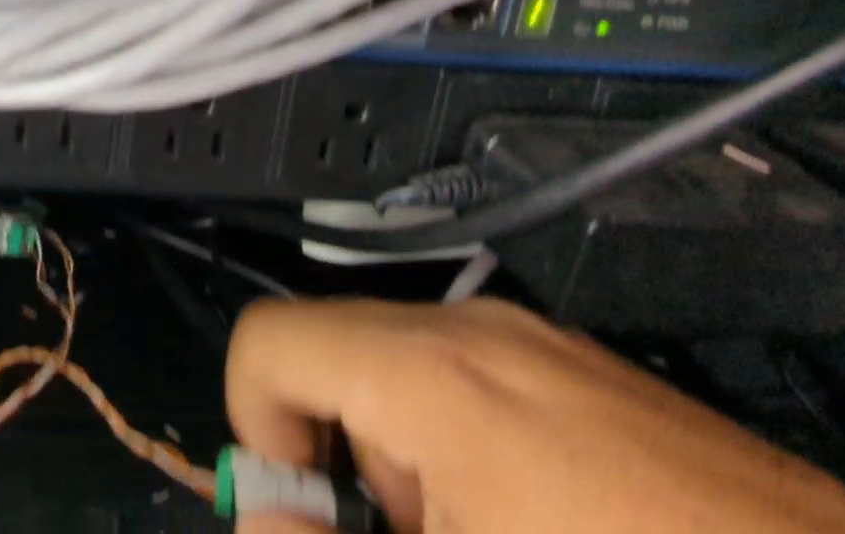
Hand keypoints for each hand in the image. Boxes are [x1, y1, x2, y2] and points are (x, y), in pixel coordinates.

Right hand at [225, 297, 844, 533]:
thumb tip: (260, 514)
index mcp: (431, 369)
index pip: (265, 342)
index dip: (255, 429)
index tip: (308, 516)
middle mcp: (478, 329)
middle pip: (323, 351)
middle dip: (333, 452)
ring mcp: (542, 343)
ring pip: (392, 366)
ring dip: (395, 455)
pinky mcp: (589, 371)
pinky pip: (466, 379)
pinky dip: (456, 445)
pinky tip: (530, 523)